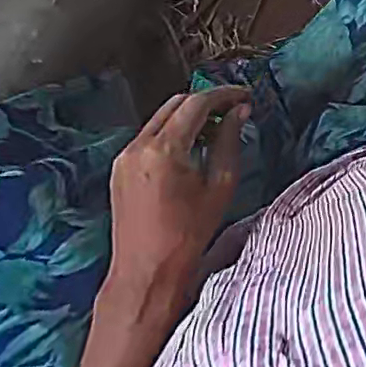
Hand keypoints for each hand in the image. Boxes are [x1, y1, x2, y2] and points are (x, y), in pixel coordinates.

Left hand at [103, 87, 249, 297]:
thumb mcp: (221, 184)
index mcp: (164, 150)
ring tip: (218, 128)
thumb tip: (239, 111)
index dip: (224, 94)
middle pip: (177, 103)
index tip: (245, 96)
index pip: (197, 103)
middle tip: (234, 109)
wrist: (146, 272)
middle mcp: (138, 146)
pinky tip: (194, 146)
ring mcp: (125, 157)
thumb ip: (230, 141)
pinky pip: (150, 135)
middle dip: (207, 101)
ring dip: (190, 115)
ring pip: (162, 117)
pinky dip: (174, 130)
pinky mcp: (120, 168)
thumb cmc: (189, 233)